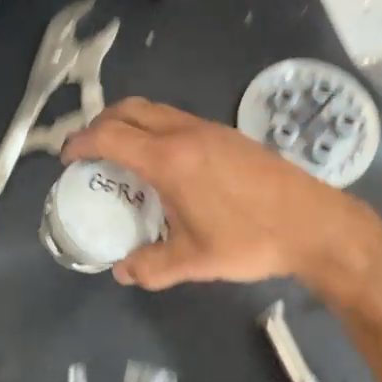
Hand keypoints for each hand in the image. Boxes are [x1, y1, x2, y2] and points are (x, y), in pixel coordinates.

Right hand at [60, 97, 381, 291]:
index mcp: (168, 159)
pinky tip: (164, 163)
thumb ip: (150, 266)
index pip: (109, 137)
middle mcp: (183, 133)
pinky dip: (154, 129)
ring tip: (122, 154)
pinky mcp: (227, 134)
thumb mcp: (193, 261)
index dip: (80, 143)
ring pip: (155, 110)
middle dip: (100, 123)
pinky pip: (176, 119)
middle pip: (128, 109)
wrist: (314, 224)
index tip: (67, 158)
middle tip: (90, 150)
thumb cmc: (249, 240)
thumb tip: (122, 271)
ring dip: (129, 123)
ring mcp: (208, 128)